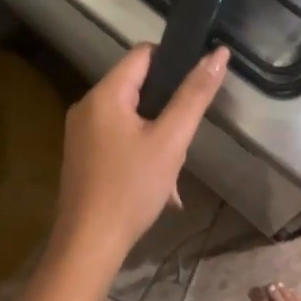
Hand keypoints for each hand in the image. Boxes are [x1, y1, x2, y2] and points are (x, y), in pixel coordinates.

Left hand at [52, 43, 228, 259]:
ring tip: (174, 165)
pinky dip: (141, 148)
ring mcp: (81, 132)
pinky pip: (118, 136)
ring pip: (131, 114)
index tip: (196, 85)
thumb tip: (219, 54)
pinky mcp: (82, 155)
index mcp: (105, 94)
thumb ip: (195, 94)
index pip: (144, 53)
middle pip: (138, 85)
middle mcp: (87, 105)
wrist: (88, 247)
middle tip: (186, 135)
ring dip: (157, 132)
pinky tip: (159, 181)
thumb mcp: (171, 140)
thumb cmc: (131, 188)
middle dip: (167, 106)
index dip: (174, 60)